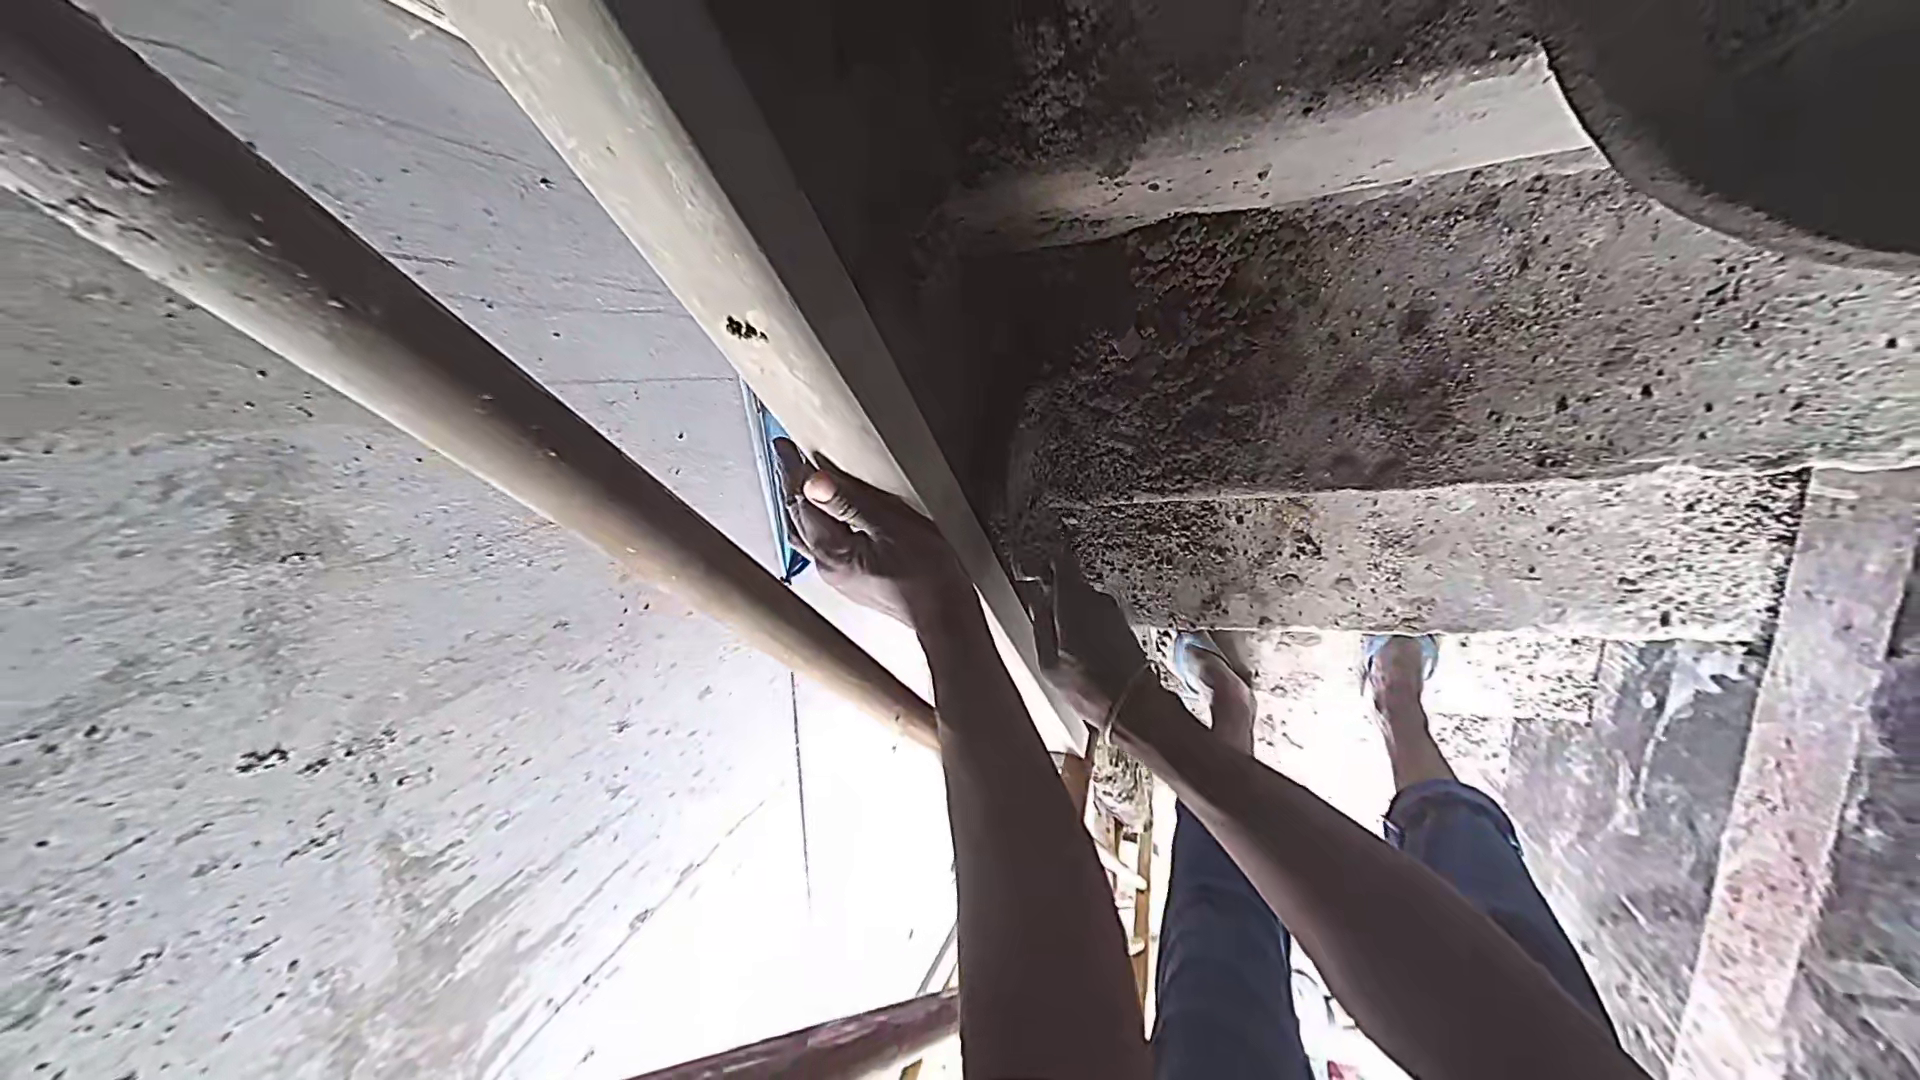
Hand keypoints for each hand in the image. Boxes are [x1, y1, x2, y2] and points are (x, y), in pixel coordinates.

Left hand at [774, 438, 972, 626]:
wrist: (946, 616)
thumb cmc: (928, 574)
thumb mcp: (892, 526)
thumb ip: (849, 502)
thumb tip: (814, 481)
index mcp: (832, 552)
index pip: (801, 502)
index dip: (793, 470)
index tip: (785, 446)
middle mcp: (828, 567)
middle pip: (799, 519)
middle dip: (793, 486)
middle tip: (790, 458)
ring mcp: (840, 577)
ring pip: (809, 534)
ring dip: (804, 507)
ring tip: (805, 484)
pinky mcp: (855, 581)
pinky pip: (826, 546)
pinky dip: (820, 523)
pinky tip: (831, 518)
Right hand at [1032, 551, 1149, 734]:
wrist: (1132, 704)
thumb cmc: (1090, 687)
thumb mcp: (1047, 661)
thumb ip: (1040, 623)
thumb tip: (1036, 602)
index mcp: (1073, 603)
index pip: (1062, 562)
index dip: (1049, 562)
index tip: (1039, 568)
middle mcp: (1096, 601)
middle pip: (1072, 581)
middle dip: (1057, 591)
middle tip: (1043, 608)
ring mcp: (1112, 612)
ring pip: (1085, 599)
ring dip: (1072, 610)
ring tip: (1060, 637)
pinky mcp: (1122, 625)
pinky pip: (1097, 614)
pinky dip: (1086, 623)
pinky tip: (1079, 647)